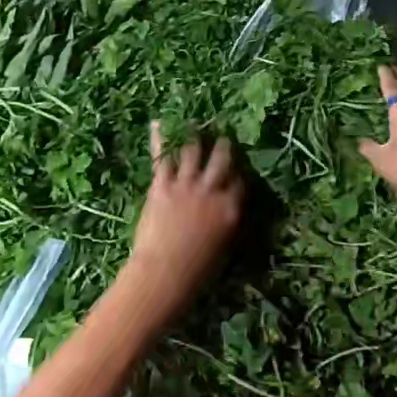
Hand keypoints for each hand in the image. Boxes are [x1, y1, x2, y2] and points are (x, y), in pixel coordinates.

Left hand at [125, 122, 244, 305]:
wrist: (164, 272)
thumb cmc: (196, 271)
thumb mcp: (223, 249)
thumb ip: (226, 225)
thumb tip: (226, 216)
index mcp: (230, 209)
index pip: (239, 183)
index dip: (237, 174)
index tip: (235, 170)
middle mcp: (212, 191)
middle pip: (222, 160)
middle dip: (224, 147)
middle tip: (224, 139)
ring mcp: (186, 184)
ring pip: (194, 152)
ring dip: (196, 139)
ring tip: (196, 128)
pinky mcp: (162, 184)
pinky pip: (162, 157)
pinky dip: (159, 139)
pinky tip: (157, 124)